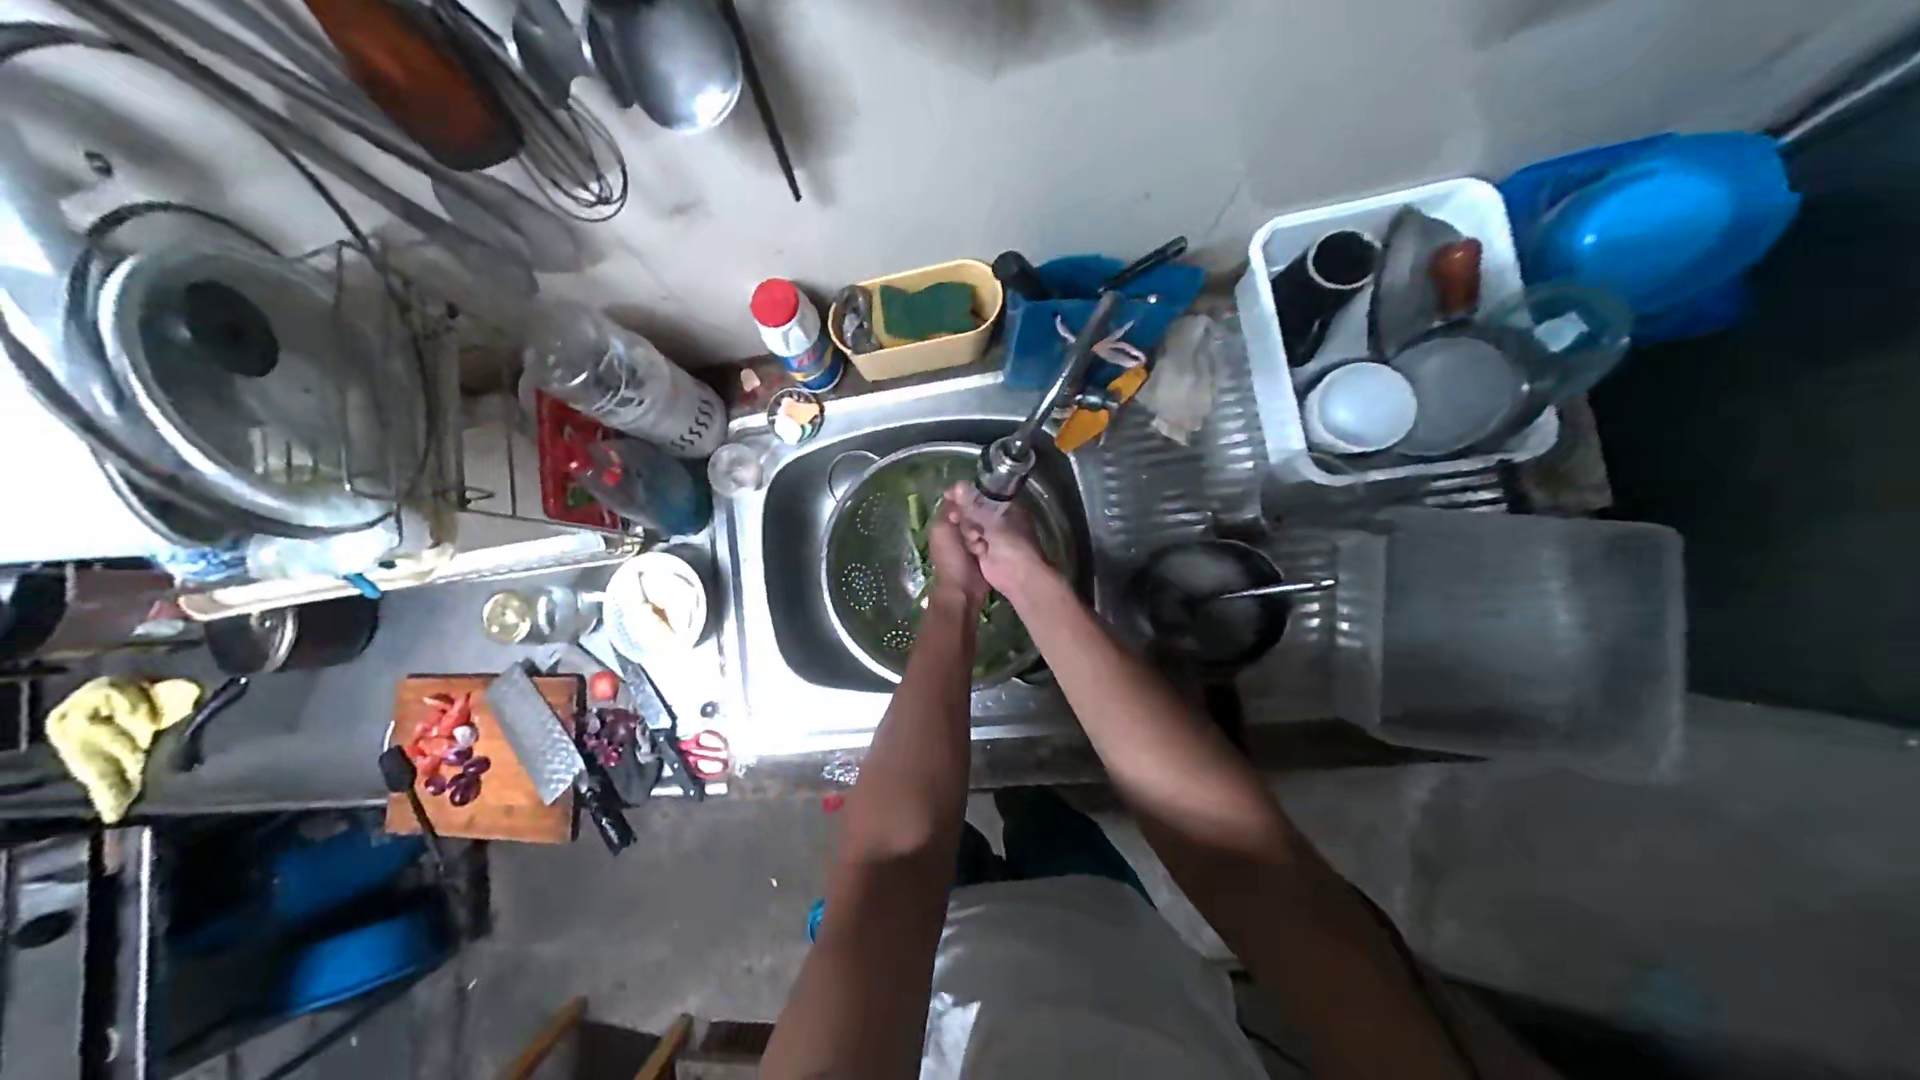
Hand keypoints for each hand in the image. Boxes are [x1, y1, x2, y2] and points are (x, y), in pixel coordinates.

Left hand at [927, 489, 988, 610]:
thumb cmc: (950, 558)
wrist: (964, 588)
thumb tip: (958, 491)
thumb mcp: (942, 529)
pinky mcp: (987, 549)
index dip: (969, 494)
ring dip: (989, 523)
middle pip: (974, 509)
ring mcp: (975, 539)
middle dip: (981, 510)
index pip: (959, 500)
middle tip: (989, 511)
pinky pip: (994, 535)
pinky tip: (1001, 533)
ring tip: (995, 523)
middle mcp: (959, 528)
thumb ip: (948, 510)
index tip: (983, 491)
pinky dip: (996, 534)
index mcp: (946, 522)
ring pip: (985, 521)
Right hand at [948, 483, 1048, 598]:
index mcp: (1006, 506)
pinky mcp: (981, 550)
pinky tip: (978, 548)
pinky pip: (968, 540)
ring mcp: (989, 535)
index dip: (966, 492)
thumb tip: (958, 486)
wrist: (1019, 576)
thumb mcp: (994, 521)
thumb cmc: (1013, 543)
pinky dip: (970, 543)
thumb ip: (974, 505)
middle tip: (954, 515)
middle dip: (964, 512)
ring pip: (968, 524)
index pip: (982, 493)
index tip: (950, 494)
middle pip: (972, 508)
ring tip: (977, 540)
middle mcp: (997, 518)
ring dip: (969, 530)